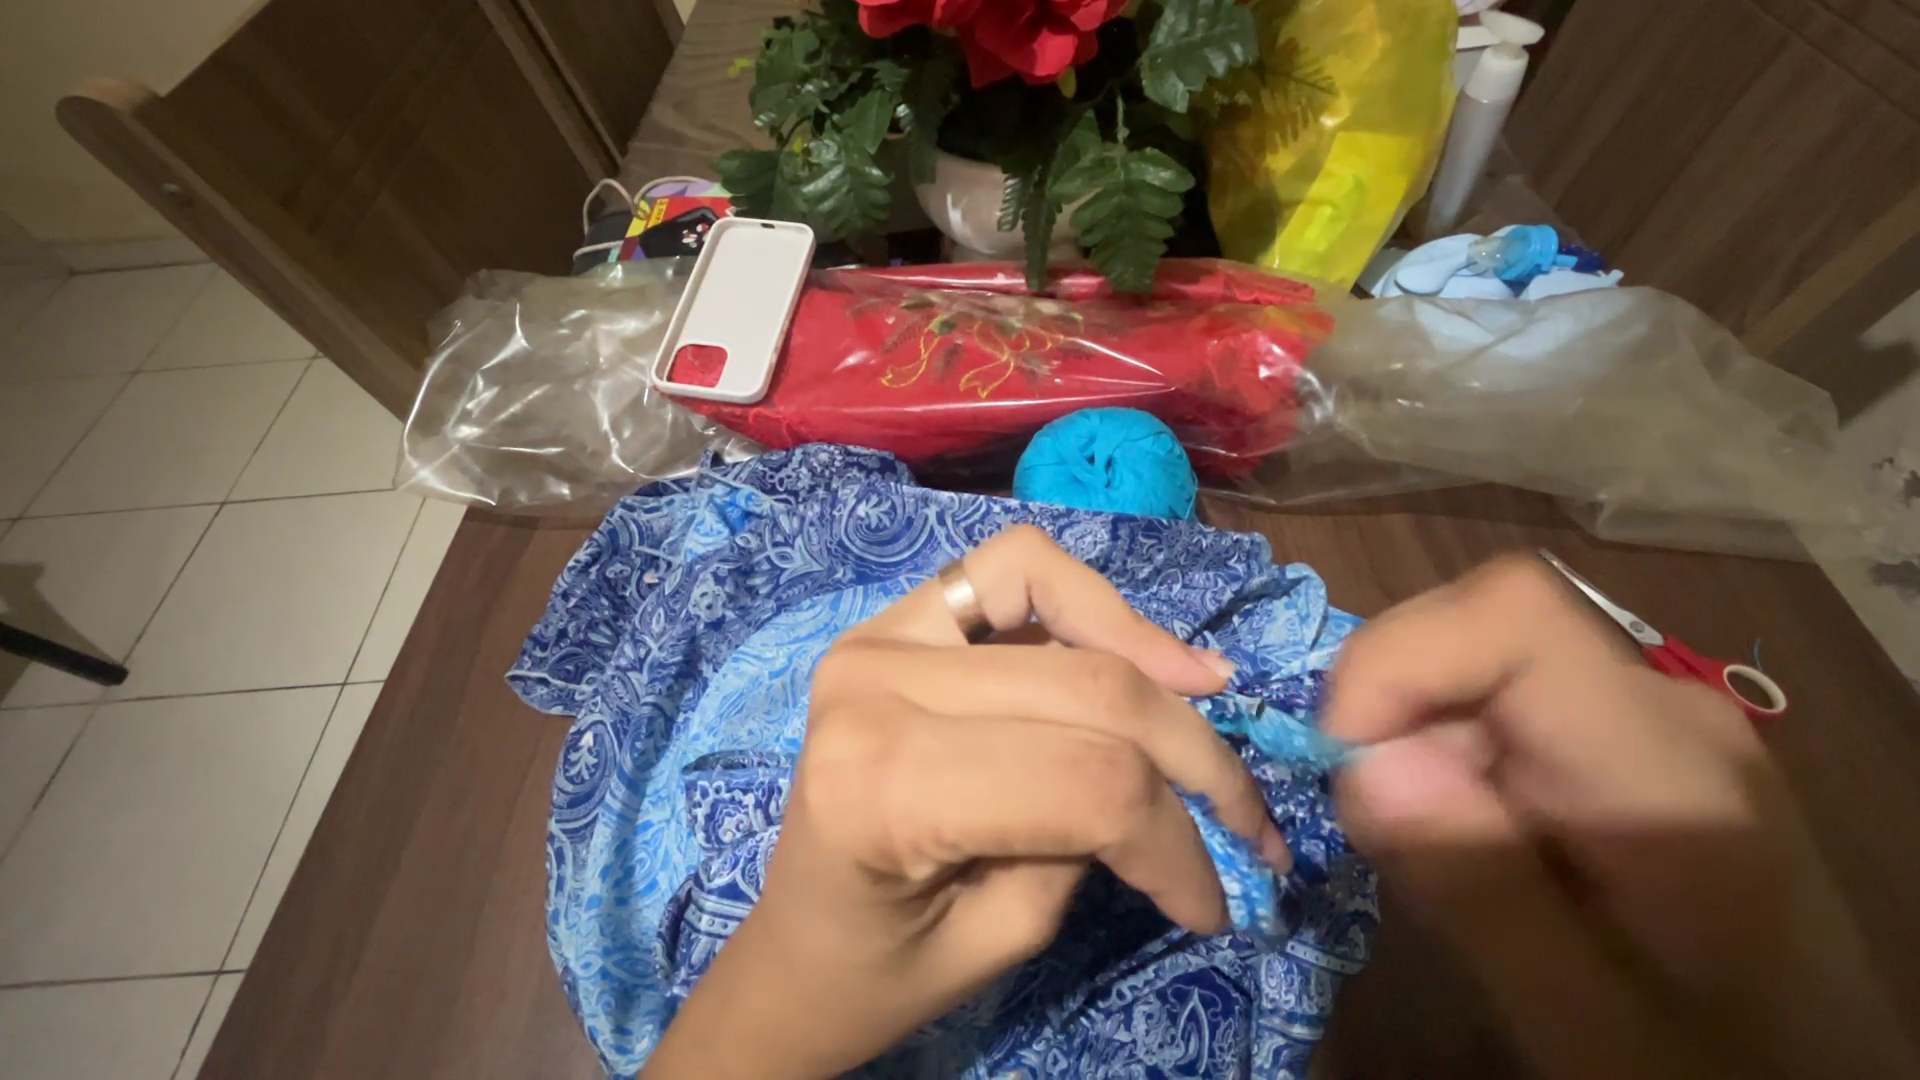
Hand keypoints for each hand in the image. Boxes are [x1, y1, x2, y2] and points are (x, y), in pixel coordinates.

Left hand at [645, 526, 1286, 1078]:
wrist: (793, 946)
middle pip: (1089, 686)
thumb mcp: (1006, 931)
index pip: (1089, 783)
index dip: (1175, 842)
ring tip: (1202, 692)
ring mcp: (876, 635)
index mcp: (884, 788)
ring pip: (1055, 592)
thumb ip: (1090, 836)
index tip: (1212, 903)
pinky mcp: (891, 620)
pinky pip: (1009, 568)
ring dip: (1144, 648)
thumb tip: (1168, 772)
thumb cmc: (882, 966)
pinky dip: (1081, 599)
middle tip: (1241, 815)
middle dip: (1190, 752)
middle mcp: (873, 684)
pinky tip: (1121, 646)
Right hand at [1324, 555, 1917, 1079]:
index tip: (1345, 761)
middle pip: (1468, 628)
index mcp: (1664, 766)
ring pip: (1461, 657)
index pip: (1509, 614)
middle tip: (1387, 828)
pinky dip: (1431, 747)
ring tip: (1437, 849)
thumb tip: (1364, 761)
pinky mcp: (1608, 729)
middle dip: (1385, 710)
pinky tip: (1466, 831)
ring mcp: (1636, 710)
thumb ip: (1482, 889)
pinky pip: (1482, 693)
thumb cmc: (1701, 1064)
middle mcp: (1655, 706)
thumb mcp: (1584, 1019)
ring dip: (1403, 737)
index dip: (1396, 657)